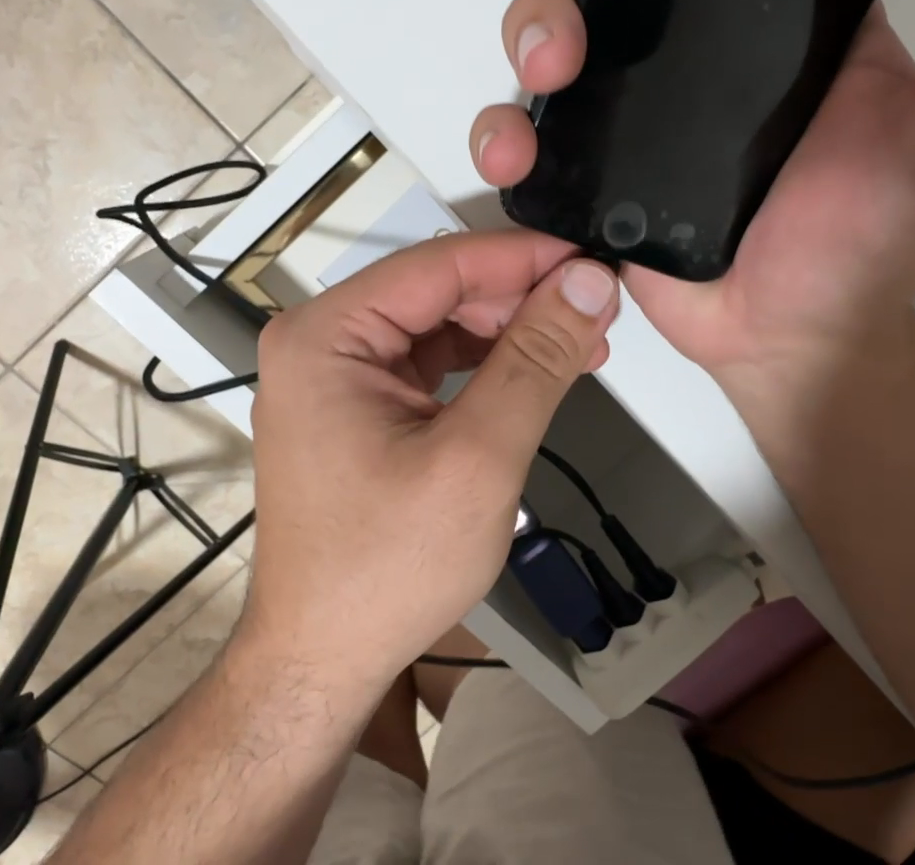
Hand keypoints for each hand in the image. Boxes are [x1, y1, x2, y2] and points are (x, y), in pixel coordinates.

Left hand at [240, 232, 620, 688]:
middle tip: (595, 313)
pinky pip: (426, 364)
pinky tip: (531, 374)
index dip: (523, 258)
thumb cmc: (385, 570)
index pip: (439, 264)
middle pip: (436, 291)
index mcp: (324, 336)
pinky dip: (481, 366)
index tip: (592, 262)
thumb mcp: (477, 457)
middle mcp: (318, 343)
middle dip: (519, 299)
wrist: (326, 656)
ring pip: (436, 325)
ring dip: (507, 332)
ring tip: (579, 346)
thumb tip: (585, 282)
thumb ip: (536, 360)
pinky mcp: (354, 409)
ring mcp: (333, 377)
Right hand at [471, 0, 914, 404]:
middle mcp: (689, 57)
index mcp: (773, 17)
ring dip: (530, 42)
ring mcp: (630, 120)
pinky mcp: (591, 180)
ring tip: (551, 79)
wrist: (794, 339)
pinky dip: (505, 140)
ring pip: (551, 46)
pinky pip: (531, 143)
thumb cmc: (877, 238)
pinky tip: (517, 156)